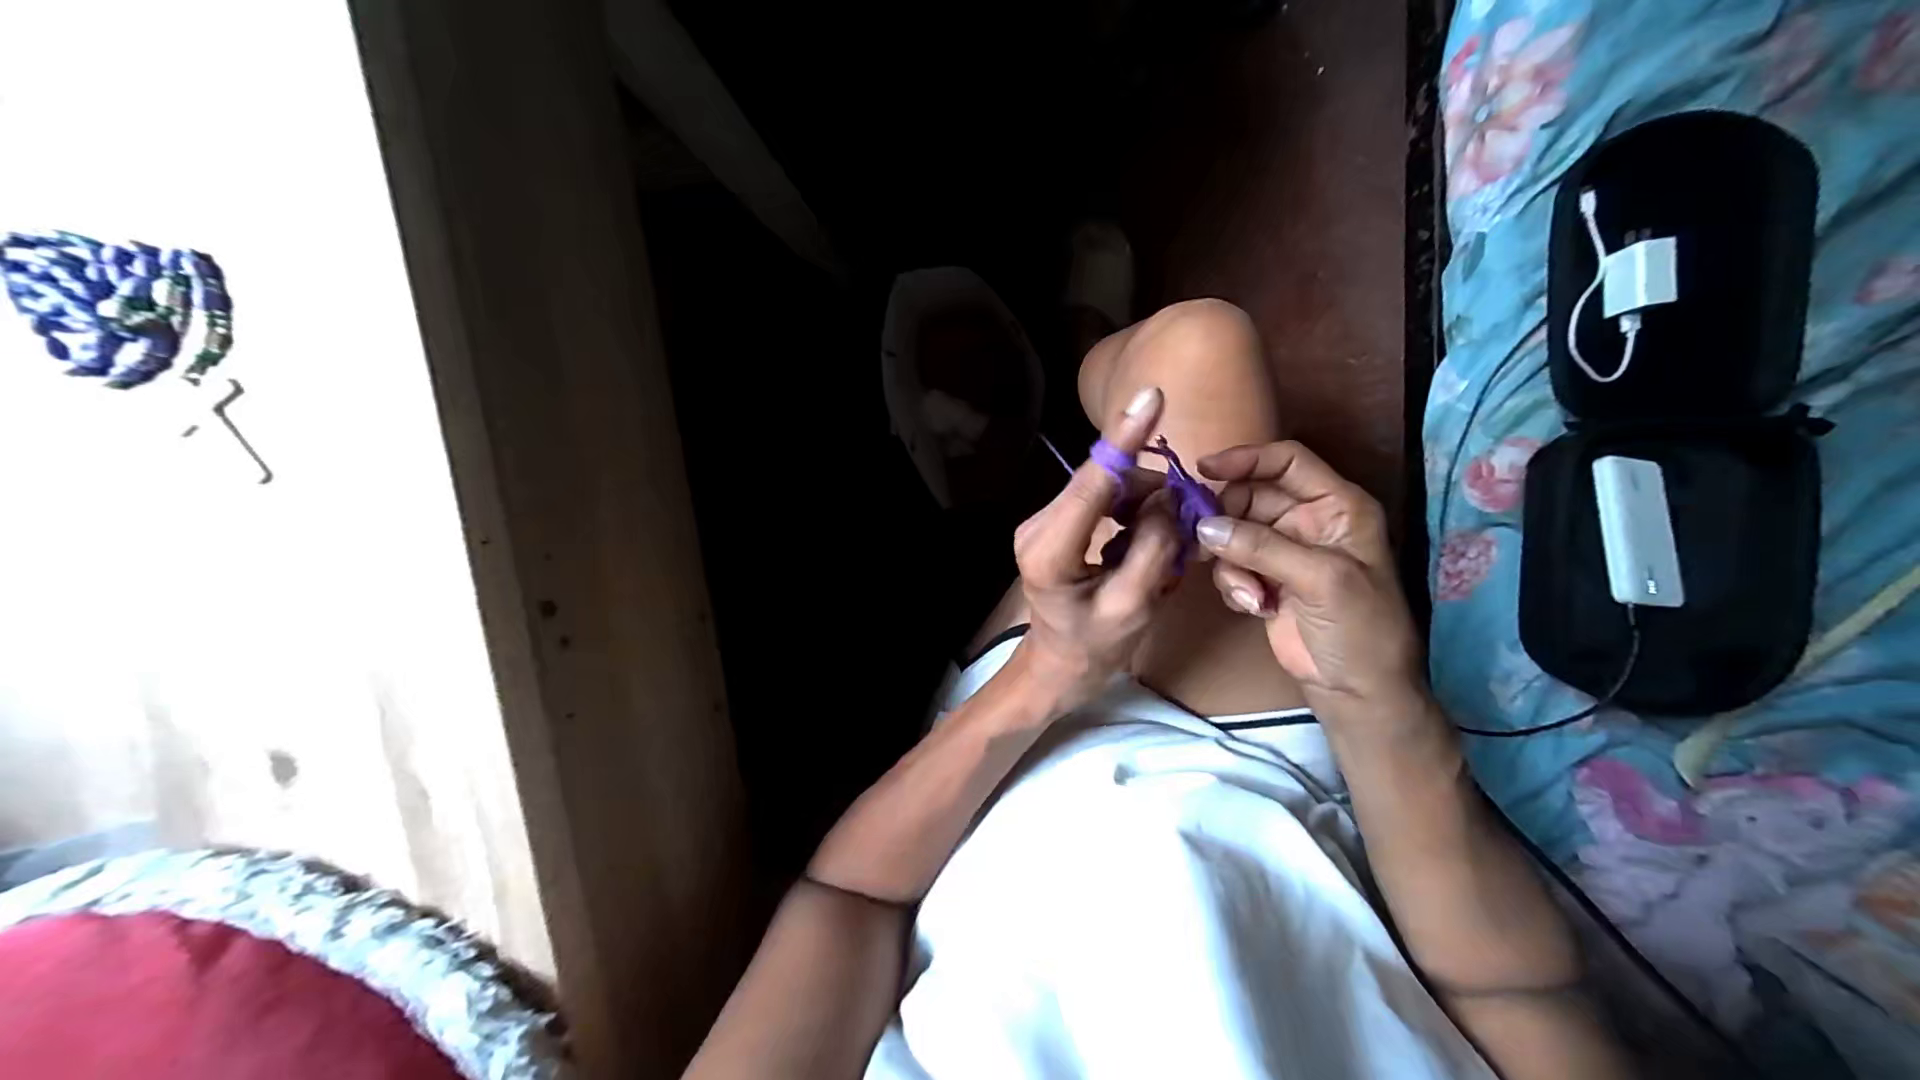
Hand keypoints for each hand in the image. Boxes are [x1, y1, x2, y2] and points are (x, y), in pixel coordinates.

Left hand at [1011, 387, 1180, 710]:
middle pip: (1099, 482)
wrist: (1058, 664)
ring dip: (1139, 500)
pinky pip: (1097, 499)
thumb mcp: (1135, 606)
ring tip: (1162, 538)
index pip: (1090, 487)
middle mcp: (1036, 528)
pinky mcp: (1051, 522)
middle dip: (1146, 486)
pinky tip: (1141, 536)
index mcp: (1049, 554)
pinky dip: (1127, 508)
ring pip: (1101, 488)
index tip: (1150, 397)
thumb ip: (1153, 547)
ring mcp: (1040, 523)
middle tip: (1184, 514)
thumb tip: (1166, 497)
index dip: (1123, 441)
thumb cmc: (1096, 647)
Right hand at [1193, 441, 1425, 710]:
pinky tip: (1254, 607)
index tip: (1204, 468)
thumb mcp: (1320, 579)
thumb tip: (1204, 526)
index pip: (1287, 462)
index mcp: (1337, 506)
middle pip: (1249, 497)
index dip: (1247, 459)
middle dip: (1227, 521)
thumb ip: (1262, 546)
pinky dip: (1233, 583)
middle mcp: (1307, 521)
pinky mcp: (1263, 578)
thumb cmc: (1360, 628)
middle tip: (1207, 544)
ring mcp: (1283, 551)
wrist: (1357, 689)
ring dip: (1231, 562)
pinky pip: (1230, 564)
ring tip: (1250, 594)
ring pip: (1232, 533)